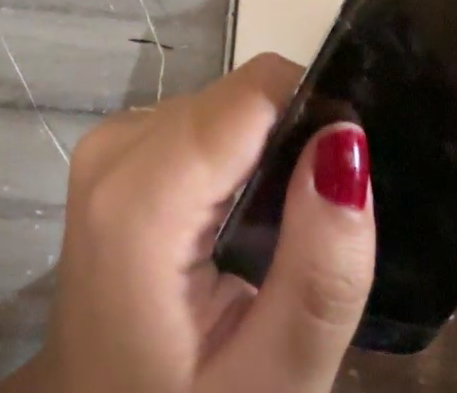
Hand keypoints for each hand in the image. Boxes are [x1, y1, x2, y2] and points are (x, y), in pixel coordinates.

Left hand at [0, 54, 374, 392]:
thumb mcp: (274, 373)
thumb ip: (319, 267)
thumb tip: (347, 140)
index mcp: (139, 197)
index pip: (252, 92)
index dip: (315, 115)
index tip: (350, 181)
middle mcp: (114, 147)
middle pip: (236, 100)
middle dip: (288, 146)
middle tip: (310, 234)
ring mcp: (107, 147)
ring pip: (220, 109)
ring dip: (262, 157)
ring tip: (276, 239)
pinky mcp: (112, 157)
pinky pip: (197, 128)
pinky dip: (233, 163)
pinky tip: (241, 227)